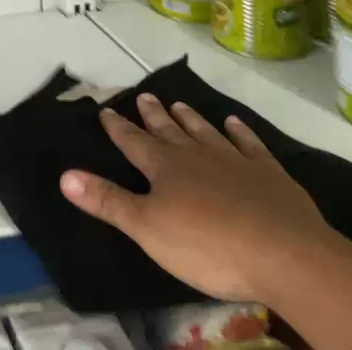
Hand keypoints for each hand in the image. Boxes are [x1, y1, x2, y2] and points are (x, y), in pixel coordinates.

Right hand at [59, 93, 345, 302]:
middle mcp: (196, 156)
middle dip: (153, 116)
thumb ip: (108, 201)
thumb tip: (64, 174)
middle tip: (144, 96)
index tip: (105, 110)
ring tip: (180, 104)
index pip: (132, 142)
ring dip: (191, 119)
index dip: (117, 127)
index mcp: (164, 168)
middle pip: (169, 131)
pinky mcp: (270, 175)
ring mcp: (236, 162)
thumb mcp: (148, 229)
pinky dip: (241, 132)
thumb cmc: (209, 246)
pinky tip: (235, 123)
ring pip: (206, 133)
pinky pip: (250, 145)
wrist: (287, 255)